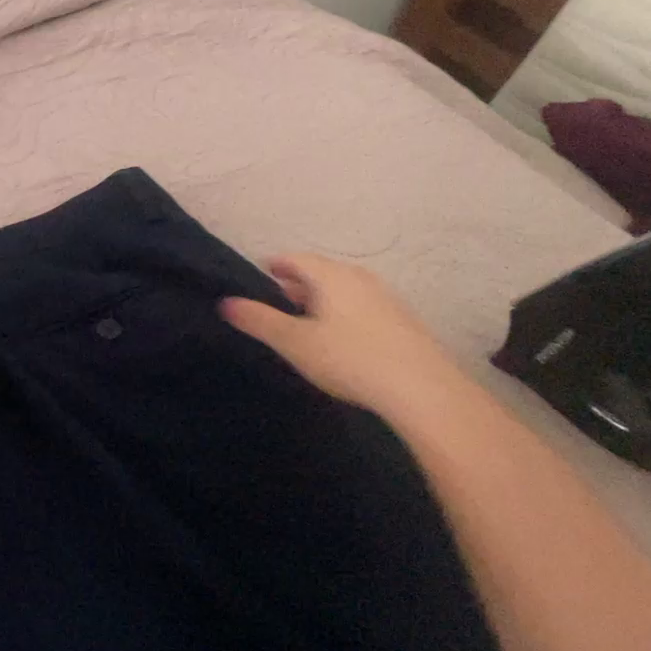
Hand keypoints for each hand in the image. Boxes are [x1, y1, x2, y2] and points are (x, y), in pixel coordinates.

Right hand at [218, 253, 471, 421]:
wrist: (424, 391)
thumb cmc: (349, 358)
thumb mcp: (293, 342)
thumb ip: (258, 320)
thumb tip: (225, 302)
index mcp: (331, 275)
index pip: (294, 258)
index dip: (274, 265)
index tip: (259, 277)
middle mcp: (359, 278)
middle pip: (321, 271)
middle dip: (297, 283)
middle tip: (277, 302)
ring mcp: (386, 299)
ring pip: (343, 290)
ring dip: (322, 299)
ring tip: (306, 322)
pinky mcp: (404, 322)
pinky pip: (362, 306)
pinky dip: (344, 313)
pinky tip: (341, 340)